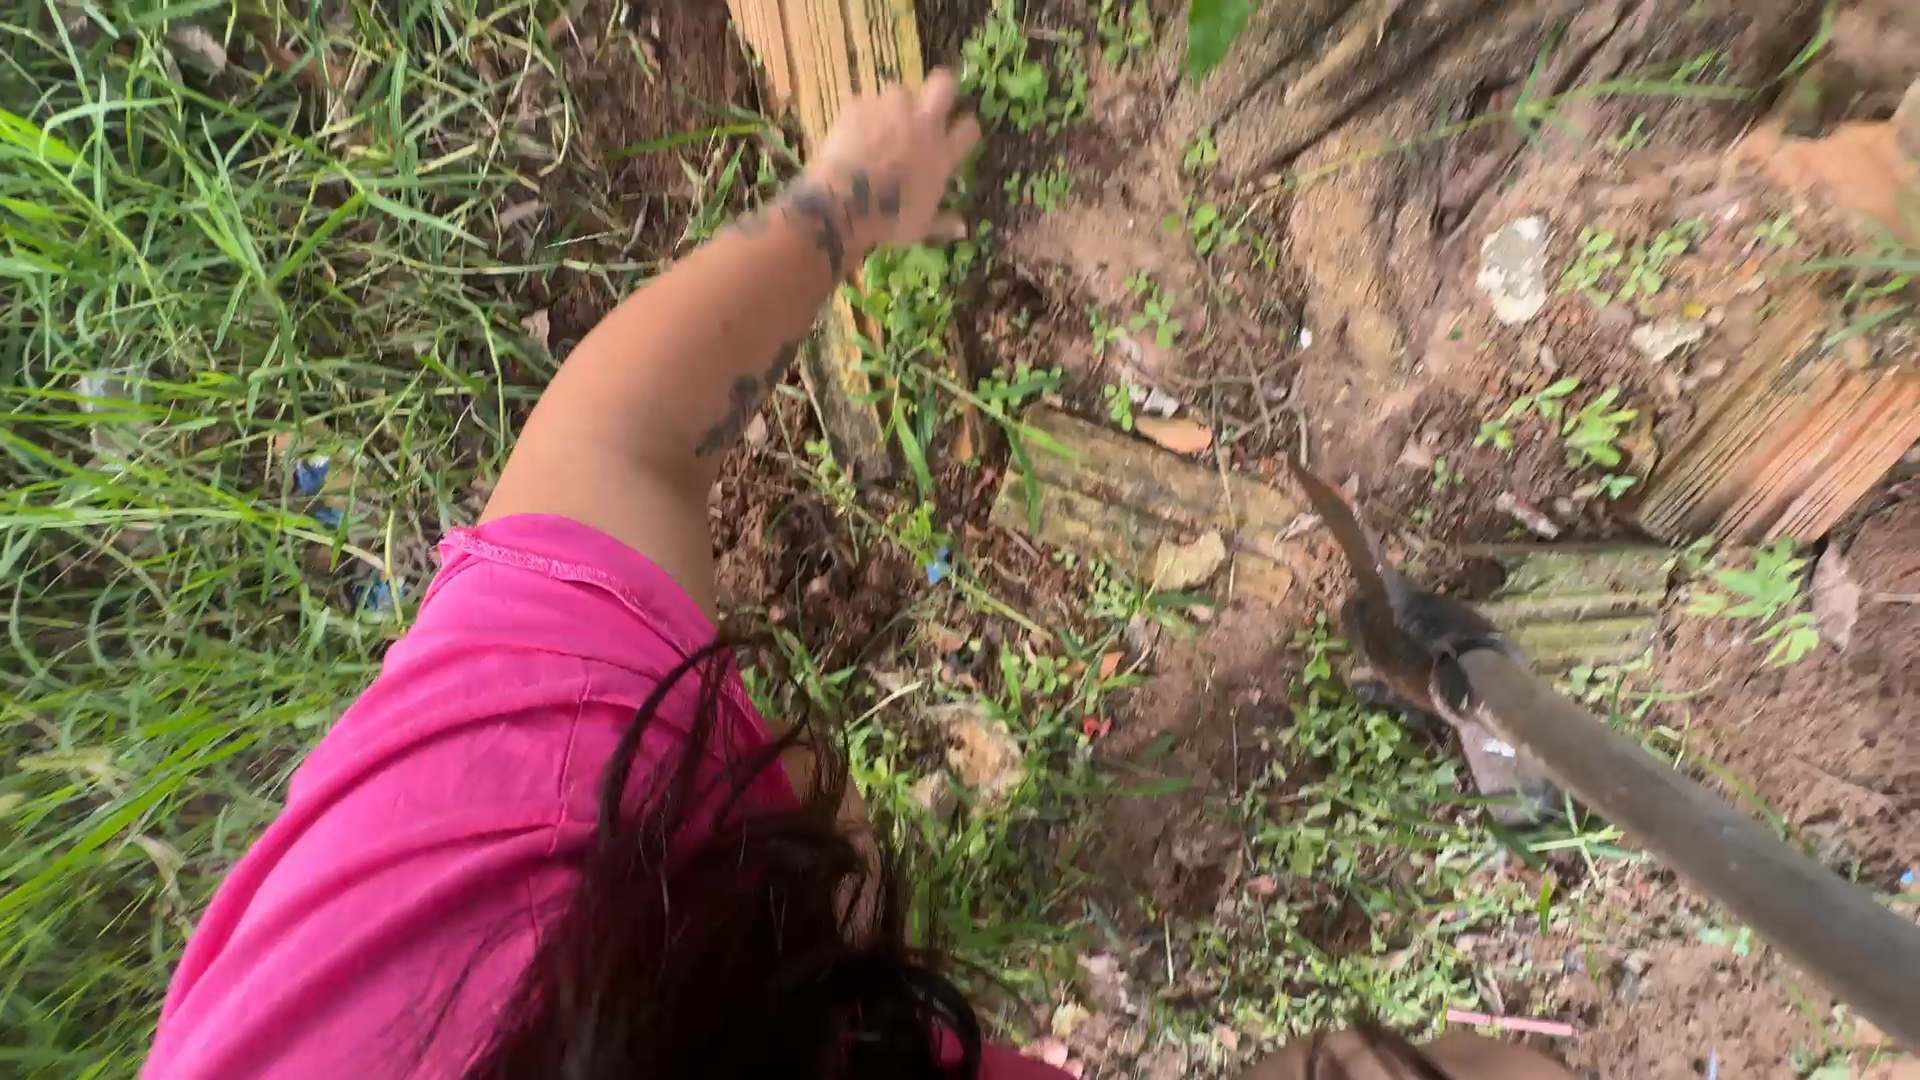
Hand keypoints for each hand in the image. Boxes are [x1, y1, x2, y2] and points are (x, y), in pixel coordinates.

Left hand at [774, 68, 981, 273]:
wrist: (845, 201)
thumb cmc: (889, 219)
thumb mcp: (920, 227)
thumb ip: (944, 223)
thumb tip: (964, 229)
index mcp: (941, 154)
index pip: (969, 128)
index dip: (967, 129)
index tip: (960, 135)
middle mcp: (922, 123)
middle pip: (944, 83)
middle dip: (942, 88)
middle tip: (932, 104)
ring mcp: (891, 109)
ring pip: (902, 89)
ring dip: (898, 105)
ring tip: (885, 125)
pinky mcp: (862, 104)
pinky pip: (869, 102)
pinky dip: (867, 116)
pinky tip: (858, 134)